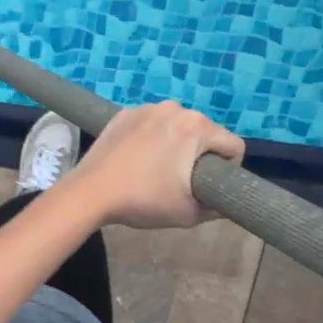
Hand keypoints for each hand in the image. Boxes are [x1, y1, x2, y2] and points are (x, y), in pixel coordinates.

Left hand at [62, 101, 245, 228]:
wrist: (89, 193)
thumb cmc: (142, 201)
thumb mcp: (188, 214)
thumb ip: (217, 209)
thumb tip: (226, 204)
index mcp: (197, 126)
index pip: (233, 146)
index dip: (229, 169)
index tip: (209, 185)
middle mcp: (175, 108)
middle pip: (204, 133)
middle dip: (199, 155)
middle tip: (178, 180)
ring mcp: (146, 108)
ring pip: (177, 126)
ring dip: (175, 144)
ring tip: (155, 169)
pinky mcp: (123, 113)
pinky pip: (150, 124)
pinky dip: (150, 138)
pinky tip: (136, 158)